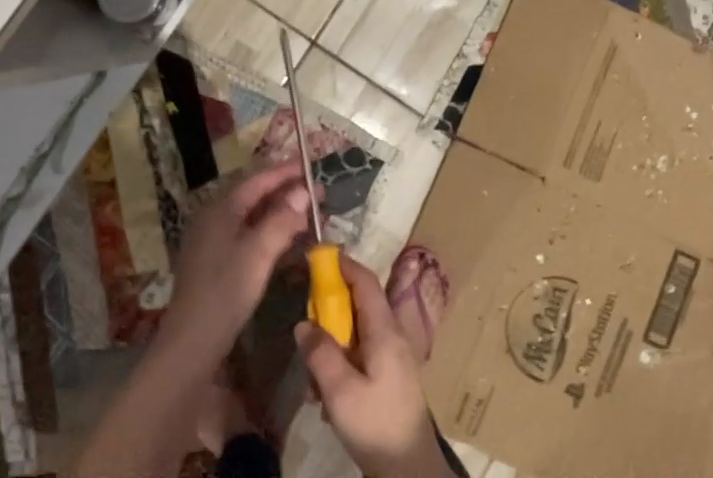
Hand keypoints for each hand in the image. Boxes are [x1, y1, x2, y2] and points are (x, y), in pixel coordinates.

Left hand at [158, 160, 312, 361]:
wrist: (192, 341)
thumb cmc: (225, 292)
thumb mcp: (258, 253)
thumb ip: (281, 220)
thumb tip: (303, 191)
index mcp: (221, 209)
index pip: (257, 180)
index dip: (285, 172)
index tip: (311, 165)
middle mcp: (214, 218)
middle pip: (254, 196)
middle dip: (286, 192)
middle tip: (318, 192)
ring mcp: (213, 240)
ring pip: (252, 216)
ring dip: (280, 213)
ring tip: (309, 213)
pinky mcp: (216, 260)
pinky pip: (248, 234)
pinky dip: (270, 232)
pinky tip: (288, 240)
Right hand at [296, 257, 453, 477]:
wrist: (409, 468)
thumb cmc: (376, 424)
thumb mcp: (340, 390)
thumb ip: (320, 353)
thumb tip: (304, 324)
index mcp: (385, 331)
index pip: (366, 282)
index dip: (343, 265)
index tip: (318, 256)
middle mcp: (393, 336)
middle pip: (360, 305)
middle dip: (330, 310)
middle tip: (306, 324)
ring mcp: (393, 357)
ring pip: (357, 332)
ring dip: (332, 345)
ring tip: (315, 378)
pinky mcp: (389, 377)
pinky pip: (360, 355)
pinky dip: (341, 364)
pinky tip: (327, 396)